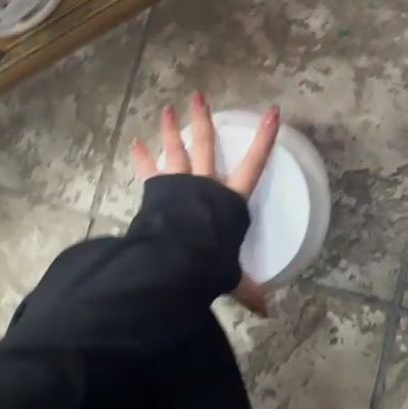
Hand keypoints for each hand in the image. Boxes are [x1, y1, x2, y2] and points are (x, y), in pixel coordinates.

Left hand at [131, 92, 281, 316]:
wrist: (174, 258)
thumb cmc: (207, 262)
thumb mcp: (231, 277)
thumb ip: (247, 289)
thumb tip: (267, 312)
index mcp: (230, 200)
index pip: (254, 164)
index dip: (265, 138)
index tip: (273, 112)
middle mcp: (205, 183)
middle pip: (205, 144)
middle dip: (202, 119)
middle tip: (198, 96)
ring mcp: (178, 182)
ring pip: (175, 148)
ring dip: (170, 128)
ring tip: (166, 109)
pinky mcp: (156, 189)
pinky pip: (148, 170)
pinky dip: (141, 157)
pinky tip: (134, 143)